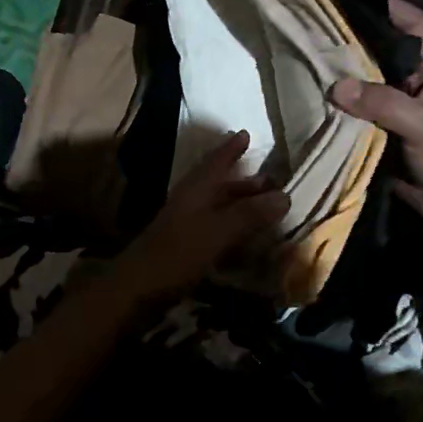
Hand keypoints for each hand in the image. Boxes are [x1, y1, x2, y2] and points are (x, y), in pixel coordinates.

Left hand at [117, 130, 290, 298]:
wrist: (137, 288)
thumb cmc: (176, 254)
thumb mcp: (217, 232)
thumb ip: (248, 214)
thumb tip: (284, 195)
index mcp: (195, 191)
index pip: (215, 162)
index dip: (230, 149)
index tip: (245, 133)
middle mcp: (189, 202)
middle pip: (219, 185)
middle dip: (244, 181)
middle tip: (272, 180)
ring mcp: (185, 225)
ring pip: (217, 206)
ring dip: (239, 204)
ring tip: (266, 207)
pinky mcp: (185, 247)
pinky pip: (214, 228)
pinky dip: (232, 227)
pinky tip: (245, 237)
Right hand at [329, 0, 422, 220]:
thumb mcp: (422, 124)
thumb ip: (382, 101)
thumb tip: (335, 85)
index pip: (412, 23)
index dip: (386, 6)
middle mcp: (416, 75)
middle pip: (382, 46)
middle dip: (353, 36)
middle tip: (316, 22)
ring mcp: (396, 98)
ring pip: (365, 74)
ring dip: (342, 67)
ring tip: (309, 49)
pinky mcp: (380, 120)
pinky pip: (356, 101)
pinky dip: (338, 95)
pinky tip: (314, 85)